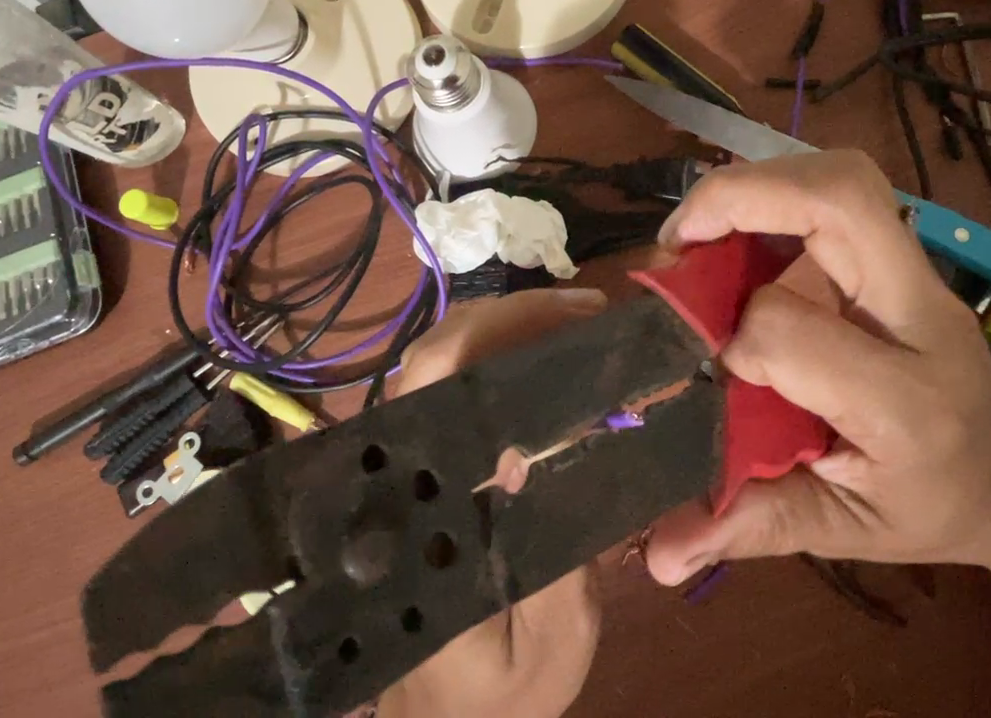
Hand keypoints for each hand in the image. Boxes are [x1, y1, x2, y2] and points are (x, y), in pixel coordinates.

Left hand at [375, 288, 607, 717]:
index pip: (435, 392)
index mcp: (424, 513)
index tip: (571, 318)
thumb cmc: (499, 698)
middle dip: (506, 316)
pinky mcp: (425, 477)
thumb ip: (550, 556)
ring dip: (502, 331)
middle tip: (587, 312)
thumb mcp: (550, 644)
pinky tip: (548, 364)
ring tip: (576, 326)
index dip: (492, 334)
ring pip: (436, 369)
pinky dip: (497, 363)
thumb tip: (528, 448)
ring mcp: (408, 472)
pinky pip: (452, 399)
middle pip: (430, 361)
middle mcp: (403, 476)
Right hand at [644, 150, 990, 585]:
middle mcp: (918, 316)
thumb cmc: (930, 504)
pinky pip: (839, 191)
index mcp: (907, 403)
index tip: (713, 367)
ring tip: (697, 231)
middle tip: (678, 240)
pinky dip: (774, 192)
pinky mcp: (901, 253)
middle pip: (843, 201)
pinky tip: (736, 229)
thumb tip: (653, 556)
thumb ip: (751, 527)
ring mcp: (917, 274)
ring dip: (756, 185)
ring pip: (844, 178)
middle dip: (741, 196)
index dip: (735, 339)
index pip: (797, 333)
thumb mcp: (844, 529)